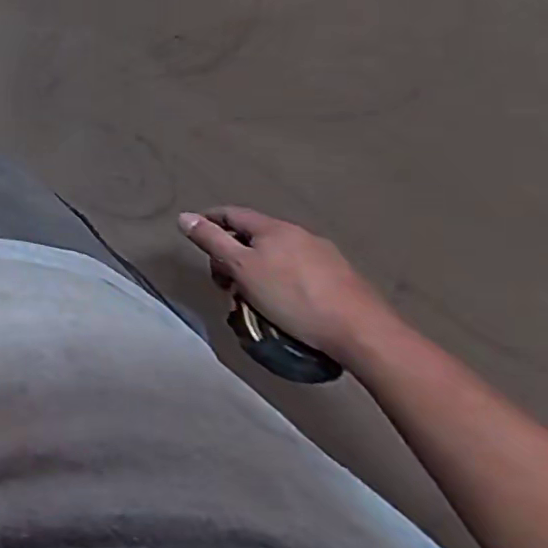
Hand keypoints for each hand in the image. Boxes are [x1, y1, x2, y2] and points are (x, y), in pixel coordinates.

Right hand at [177, 207, 393, 360]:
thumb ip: (212, 241)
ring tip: (252, 299)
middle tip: (224, 283)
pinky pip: (299, 272)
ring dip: (257, 271)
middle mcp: (299, 234)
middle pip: (254, 237)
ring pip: (277, 256)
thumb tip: (185, 216)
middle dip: (232, 255)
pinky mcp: (342, 280)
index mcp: (273, 228)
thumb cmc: (293, 297)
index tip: (195, 237)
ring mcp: (324, 256)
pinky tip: (284, 305)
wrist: (362, 333)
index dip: (209, 221)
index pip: (232, 214)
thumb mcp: (242, 268)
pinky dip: (281, 282)